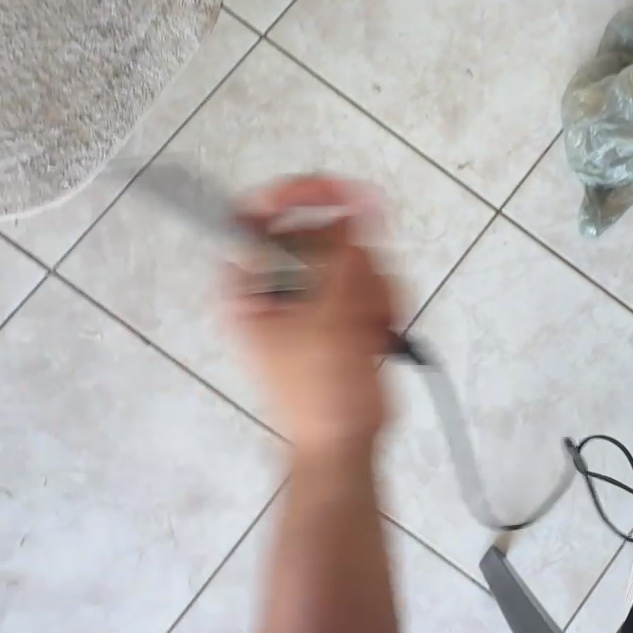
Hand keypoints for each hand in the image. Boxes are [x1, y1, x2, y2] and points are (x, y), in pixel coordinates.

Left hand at [225, 176, 398, 462]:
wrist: (345, 438)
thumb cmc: (318, 391)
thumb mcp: (326, 320)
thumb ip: (340, 258)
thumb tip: (351, 206)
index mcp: (249, 283)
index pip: (259, 214)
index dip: (296, 195)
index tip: (338, 193)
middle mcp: (279, 280)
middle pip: (323, 232)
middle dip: (354, 265)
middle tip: (358, 302)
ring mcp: (315, 292)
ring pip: (357, 254)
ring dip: (373, 289)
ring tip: (366, 330)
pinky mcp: (345, 305)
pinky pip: (375, 278)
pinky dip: (384, 302)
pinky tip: (376, 332)